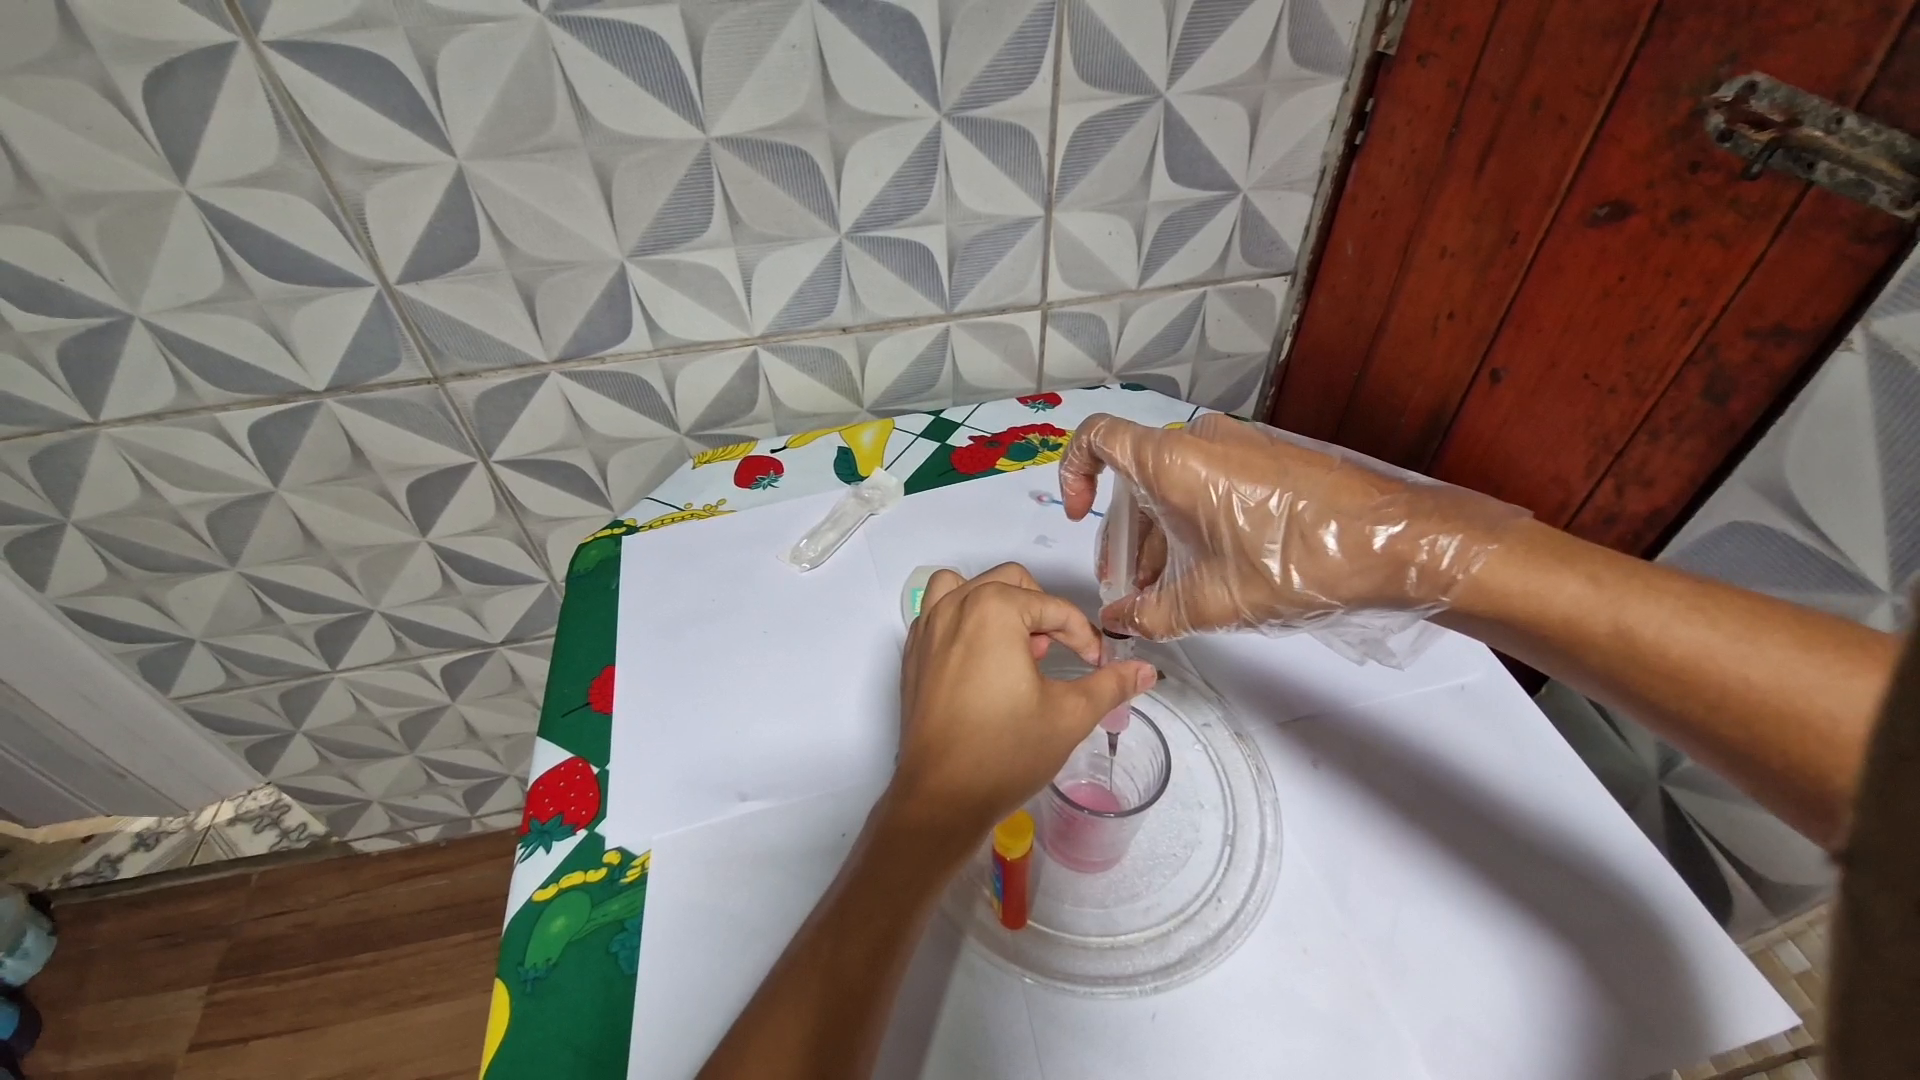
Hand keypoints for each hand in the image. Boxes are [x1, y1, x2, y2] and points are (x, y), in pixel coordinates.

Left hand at [890, 563, 1155, 854]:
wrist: (941, 797)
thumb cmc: (1006, 751)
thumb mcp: (1069, 715)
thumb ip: (1111, 685)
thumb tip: (1147, 671)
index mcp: (993, 609)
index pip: (1053, 608)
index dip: (1083, 637)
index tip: (1096, 667)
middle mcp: (955, 606)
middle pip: (1011, 582)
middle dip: (1042, 612)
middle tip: (1057, 653)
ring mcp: (926, 628)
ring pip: (964, 587)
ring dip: (995, 604)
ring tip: (1013, 646)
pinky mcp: (912, 654)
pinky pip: (938, 614)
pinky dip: (962, 621)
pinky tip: (982, 662)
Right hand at [1058, 412, 1526, 639]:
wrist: (1399, 541)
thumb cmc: (1299, 561)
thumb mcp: (1213, 599)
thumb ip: (1151, 613)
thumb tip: (1117, 623)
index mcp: (1173, 461)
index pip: (1096, 439)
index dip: (1073, 473)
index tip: (1078, 514)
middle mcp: (1201, 440)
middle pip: (1136, 478)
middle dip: (1124, 536)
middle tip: (1128, 589)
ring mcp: (1239, 446)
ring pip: (1175, 486)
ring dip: (1161, 537)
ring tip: (1168, 593)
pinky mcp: (1268, 460)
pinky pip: (1210, 484)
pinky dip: (1194, 523)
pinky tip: (1207, 572)